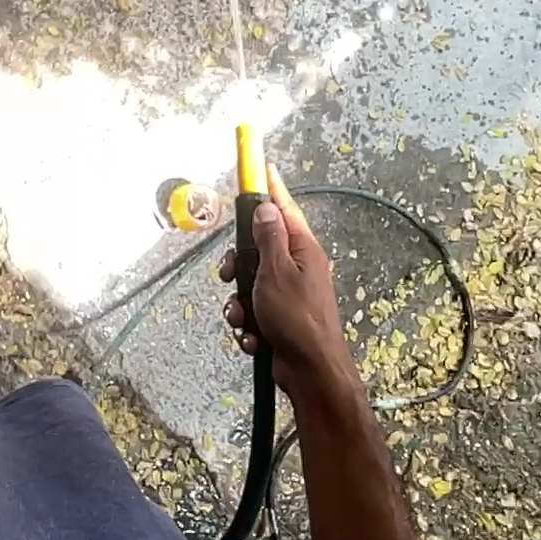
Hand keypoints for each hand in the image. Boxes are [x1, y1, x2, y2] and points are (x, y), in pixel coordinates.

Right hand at [219, 166, 359, 395]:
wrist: (310, 373)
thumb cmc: (297, 320)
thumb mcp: (277, 272)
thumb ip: (268, 238)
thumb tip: (265, 208)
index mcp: (302, 250)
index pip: (283, 208)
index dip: (270, 187)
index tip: (261, 166)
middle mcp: (296, 267)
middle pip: (257, 248)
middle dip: (237, 265)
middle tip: (230, 276)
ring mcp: (287, 293)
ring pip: (249, 282)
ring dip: (239, 301)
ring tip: (243, 317)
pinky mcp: (278, 317)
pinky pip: (252, 310)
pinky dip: (247, 323)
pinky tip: (253, 336)